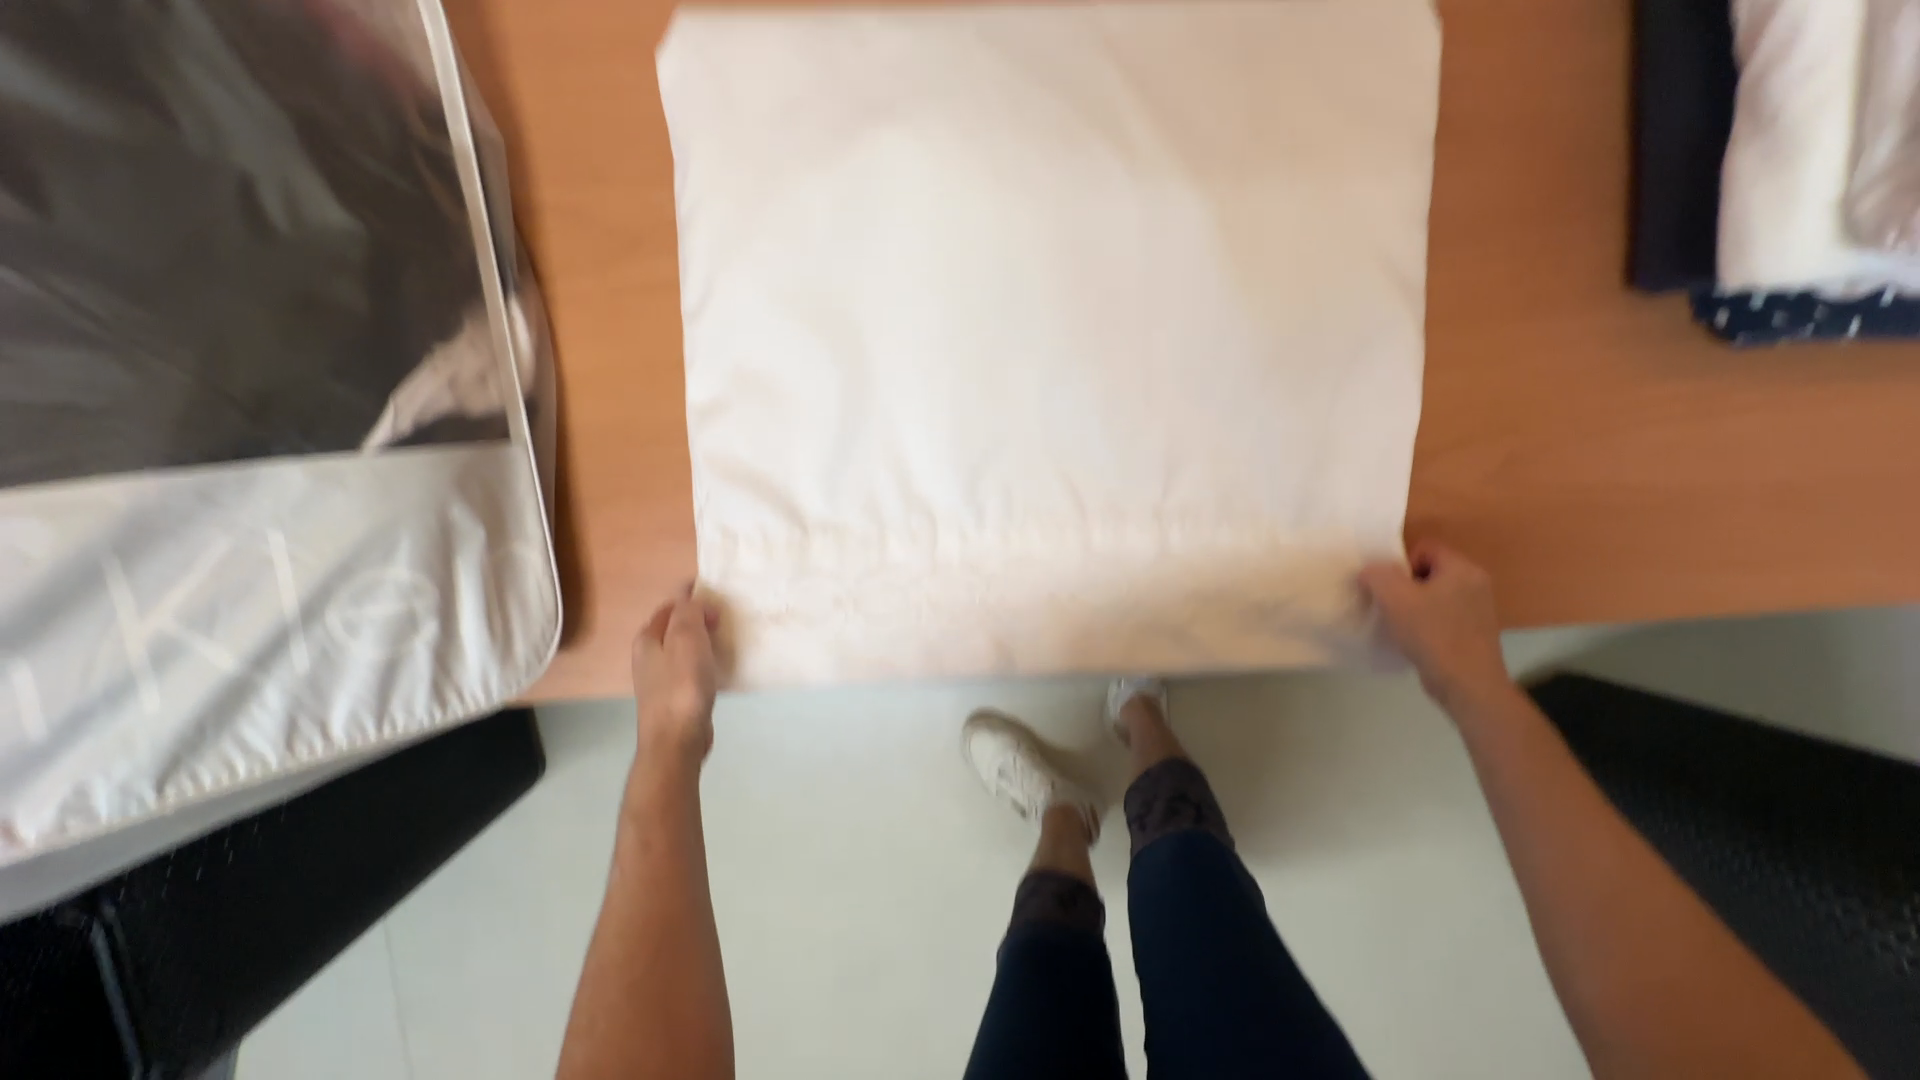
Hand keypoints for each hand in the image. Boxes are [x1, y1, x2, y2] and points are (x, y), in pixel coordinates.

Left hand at [631, 584, 722, 770]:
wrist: (677, 739)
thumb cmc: (682, 685)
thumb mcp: (686, 638)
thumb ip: (688, 612)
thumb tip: (693, 599)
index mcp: (648, 638)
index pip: (670, 605)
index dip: (690, 595)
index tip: (715, 590)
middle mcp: (648, 656)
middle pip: (674, 625)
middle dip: (696, 616)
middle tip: (724, 614)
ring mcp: (659, 678)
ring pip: (681, 647)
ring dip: (701, 638)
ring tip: (724, 636)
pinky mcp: (673, 697)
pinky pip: (689, 667)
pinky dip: (703, 659)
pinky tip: (717, 667)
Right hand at [1359, 542, 1513, 711]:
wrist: (1467, 684)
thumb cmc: (1432, 634)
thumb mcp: (1394, 597)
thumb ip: (1377, 574)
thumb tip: (1370, 571)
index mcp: (1463, 569)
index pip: (1424, 548)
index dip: (1400, 564)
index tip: (1389, 588)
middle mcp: (1476, 584)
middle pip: (1428, 571)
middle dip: (1404, 586)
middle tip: (1390, 606)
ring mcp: (1478, 610)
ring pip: (1434, 595)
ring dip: (1413, 606)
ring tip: (1401, 625)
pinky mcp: (1474, 633)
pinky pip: (1442, 616)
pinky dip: (1426, 624)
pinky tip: (1415, 640)